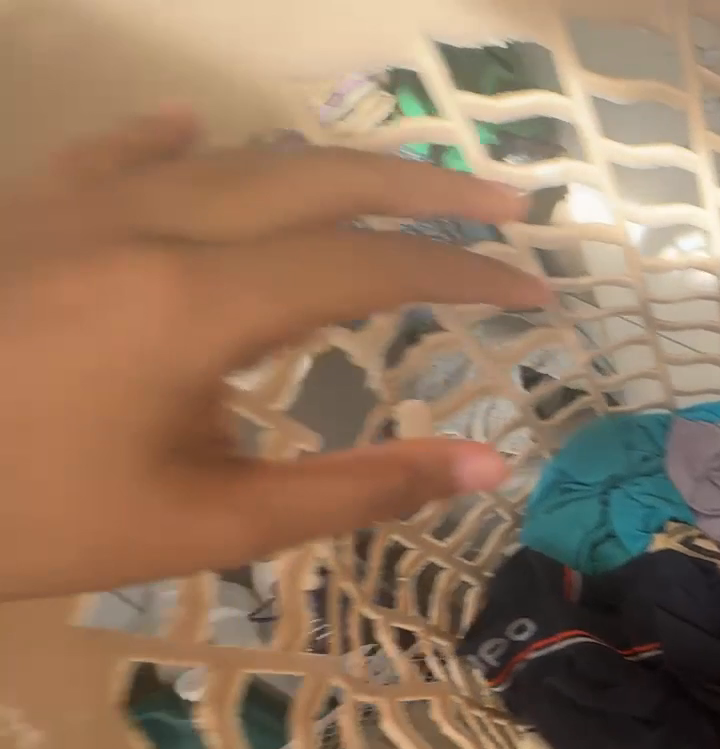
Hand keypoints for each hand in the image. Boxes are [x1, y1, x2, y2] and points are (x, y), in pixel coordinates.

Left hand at [0, 111, 550, 601]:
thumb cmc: (20, 512)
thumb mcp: (217, 523)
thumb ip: (366, 488)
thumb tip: (491, 465)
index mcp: (199, 301)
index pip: (376, 265)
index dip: (471, 275)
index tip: (540, 293)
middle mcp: (147, 229)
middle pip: (321, 178)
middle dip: (432, 189)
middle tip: (512, 202)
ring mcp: (72, 210)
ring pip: (239, 159)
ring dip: (344, 168)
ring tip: (415, 186)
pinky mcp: (19, 219)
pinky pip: (111, 155)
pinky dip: (177, 141)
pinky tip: (204, 128)